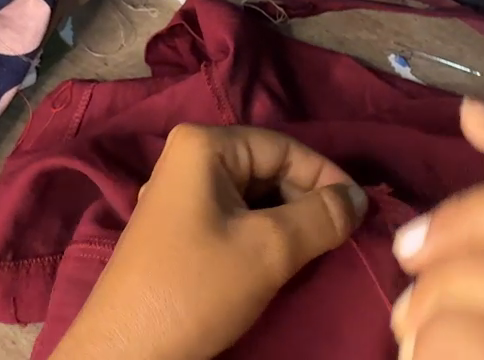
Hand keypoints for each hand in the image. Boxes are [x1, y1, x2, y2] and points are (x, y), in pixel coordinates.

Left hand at [50, 124, 366, 359]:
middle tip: (342, 235)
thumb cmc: (195, 288)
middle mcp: (188, 156)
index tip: (360, 212)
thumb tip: (358, 198)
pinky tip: (282, 259)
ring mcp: (179, 192)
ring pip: (252, 194)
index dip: (326, 176)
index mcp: (203, 144)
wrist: (123, 354)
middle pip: (267, 167)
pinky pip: (233, 214)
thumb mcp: (268, 250)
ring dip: (287, 219)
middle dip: (306, 199)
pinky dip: (263, 232)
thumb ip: (320, 218)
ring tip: (318, 250)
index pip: (282, 147)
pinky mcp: (177, 226)